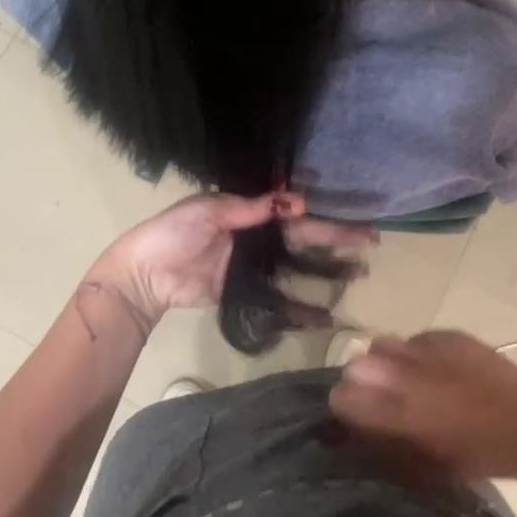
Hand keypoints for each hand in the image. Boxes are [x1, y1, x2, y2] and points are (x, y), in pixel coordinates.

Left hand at [88, 193, 376, 321]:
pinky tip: (325, 316)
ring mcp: (254, 268)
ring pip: (299, 269)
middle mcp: (257, 238)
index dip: (325, 214)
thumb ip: (250, 209)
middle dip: (338, 240)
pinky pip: (279, 301)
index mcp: (249, 213)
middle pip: (305, 239)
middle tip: (373, 243)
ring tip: (359, 276)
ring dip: (327, 273)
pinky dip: (300, 310)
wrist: (143, 273)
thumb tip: (297, 201)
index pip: (295, 212)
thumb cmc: (173, 233)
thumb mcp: (208, 211)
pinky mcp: (246, 295)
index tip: (358, 214)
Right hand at [330, 330, 516, 479]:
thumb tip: (357, 430)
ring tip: (407, 376)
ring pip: (383, 343)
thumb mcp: (428, 465)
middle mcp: (409, 375)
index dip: (346, 403)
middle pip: (358, 364)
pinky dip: (418, 352)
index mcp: (402, 413)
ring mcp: (431, 350)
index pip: (343, 395)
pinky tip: (437, 368)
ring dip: (387, 360)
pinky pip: (417, 338)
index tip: (355, 411)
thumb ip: (388, 444)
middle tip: (381, 393)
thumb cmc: (481, 457)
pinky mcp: (452, 335)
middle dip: (363, 379)